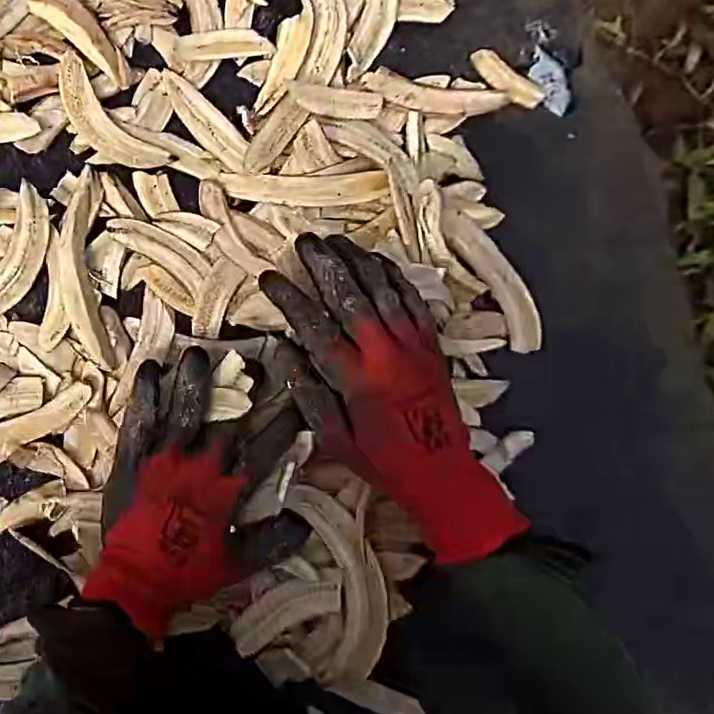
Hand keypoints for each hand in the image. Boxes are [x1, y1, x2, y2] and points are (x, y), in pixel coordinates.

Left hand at [82, 348, 302, 639]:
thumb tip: (302, 519)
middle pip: (225, 420)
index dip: (284, 424)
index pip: (264, 449)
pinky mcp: (132, 454)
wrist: (134, 578)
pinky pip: (140, 417)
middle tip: (255, 364)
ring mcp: (162, 456)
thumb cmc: (187, 572)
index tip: (299, 399)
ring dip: (191, 381)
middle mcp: (197, 465)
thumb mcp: (239, 565)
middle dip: (242, 391)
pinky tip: (150, 369)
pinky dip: (146, 393)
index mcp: (227, 490)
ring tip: (198, 353)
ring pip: (181, 410)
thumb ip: (273, 541)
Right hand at [260, 234, 527, 564]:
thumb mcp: (332, 438)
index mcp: (355, 378)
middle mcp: (385, 355)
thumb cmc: (380, 458)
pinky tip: (376, 261)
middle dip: (325, 265)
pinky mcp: (432, 346)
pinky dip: (393, 278)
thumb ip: (307, 393)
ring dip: (356, 262)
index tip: (269, 277)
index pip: (315, 326)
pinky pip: (413, 302)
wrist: (444, 473)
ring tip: (335, 240)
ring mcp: (413, 347)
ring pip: (382, 292)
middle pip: (351, 298)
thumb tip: (281, 350)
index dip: (289, 297)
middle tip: (304, 241)